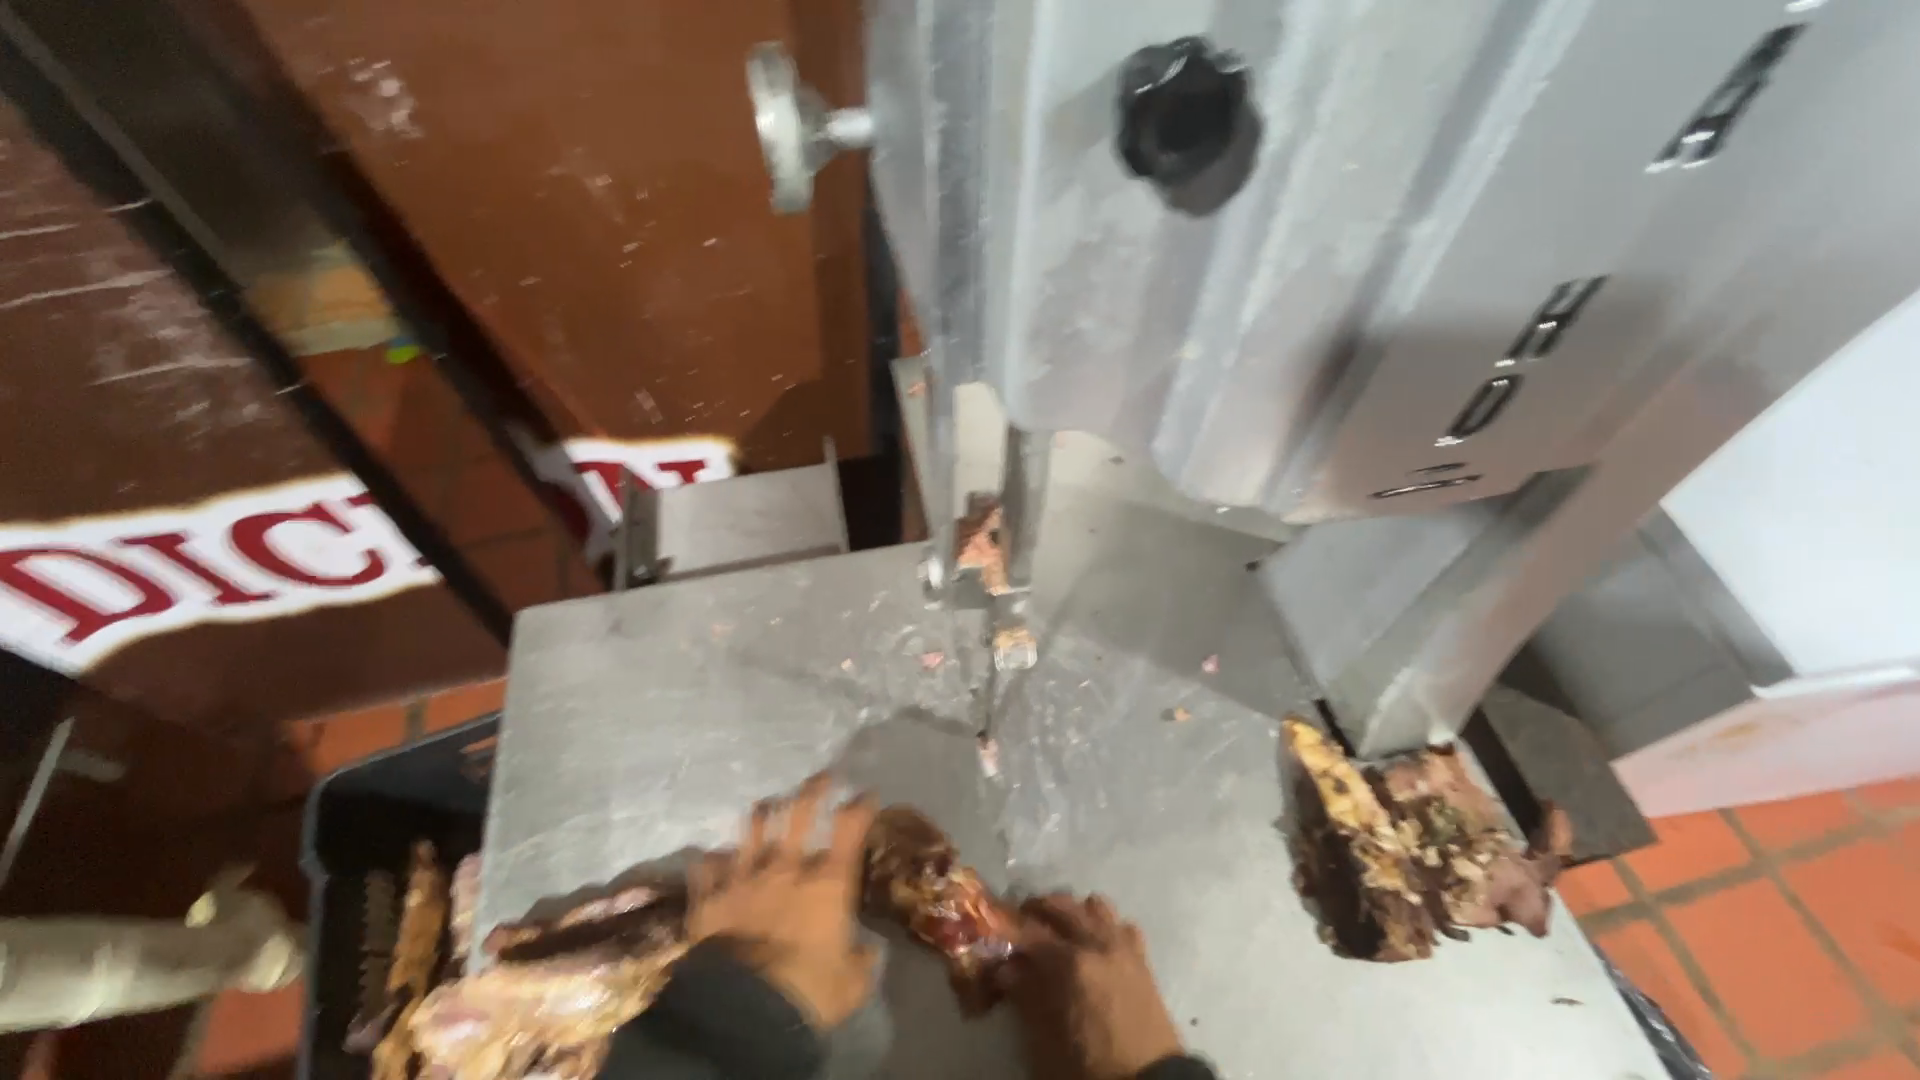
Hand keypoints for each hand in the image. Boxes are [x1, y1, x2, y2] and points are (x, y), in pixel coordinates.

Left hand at [687, 774, 878, 1028]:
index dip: (861, 805)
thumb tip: (866, 951)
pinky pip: (707, 866)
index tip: (866, 794)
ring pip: (753, 828)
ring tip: (768, 805)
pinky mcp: (710, 897)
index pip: (850, 827)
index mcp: (828, 882)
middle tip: (821, 776)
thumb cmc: (809, 992)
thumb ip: (860, 961)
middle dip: (813, 789)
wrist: (744, 1011)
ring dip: (763, 813)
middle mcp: (788, 867)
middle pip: (800, 811)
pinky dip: (713, 860)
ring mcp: (745, 877)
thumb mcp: (851, 983)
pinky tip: (714, 858)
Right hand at [1000, 893, 1184, 1079]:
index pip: (1029, 930)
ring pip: (1095, 906)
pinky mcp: (1142, 960)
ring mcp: (1124, 948)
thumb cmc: (1089, 1068)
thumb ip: (1026, 996)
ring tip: (1059, 930)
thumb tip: (1007, 969)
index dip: (1006, 924)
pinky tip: (1095, 945)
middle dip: (1036, 908)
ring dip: (1074, 911)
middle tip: (1019, 921)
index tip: (991, 922)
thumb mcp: (1045, 1042)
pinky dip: (1105, 926)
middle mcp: (1099, 944)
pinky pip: (1122, 925)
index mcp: (1072, 964)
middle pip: (1062, 905)